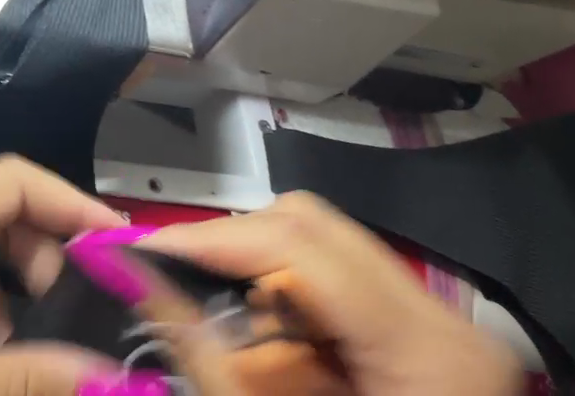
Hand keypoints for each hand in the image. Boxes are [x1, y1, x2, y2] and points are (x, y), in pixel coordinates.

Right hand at [129, 192, 521, 395]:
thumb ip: (203, 351)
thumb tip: (130, 272)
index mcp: (425, 349)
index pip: (296, 245)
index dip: (208, 239)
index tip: (136, 252)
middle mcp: (445, 320)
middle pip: (308, 224)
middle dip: (227, 247)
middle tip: (170, 278)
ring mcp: (443, 327)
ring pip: (319, 240)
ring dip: (252, 267)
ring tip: (216, 316)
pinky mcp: (427, 339)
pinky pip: (335, 276)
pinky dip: (284, 293)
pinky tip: (267, 338)